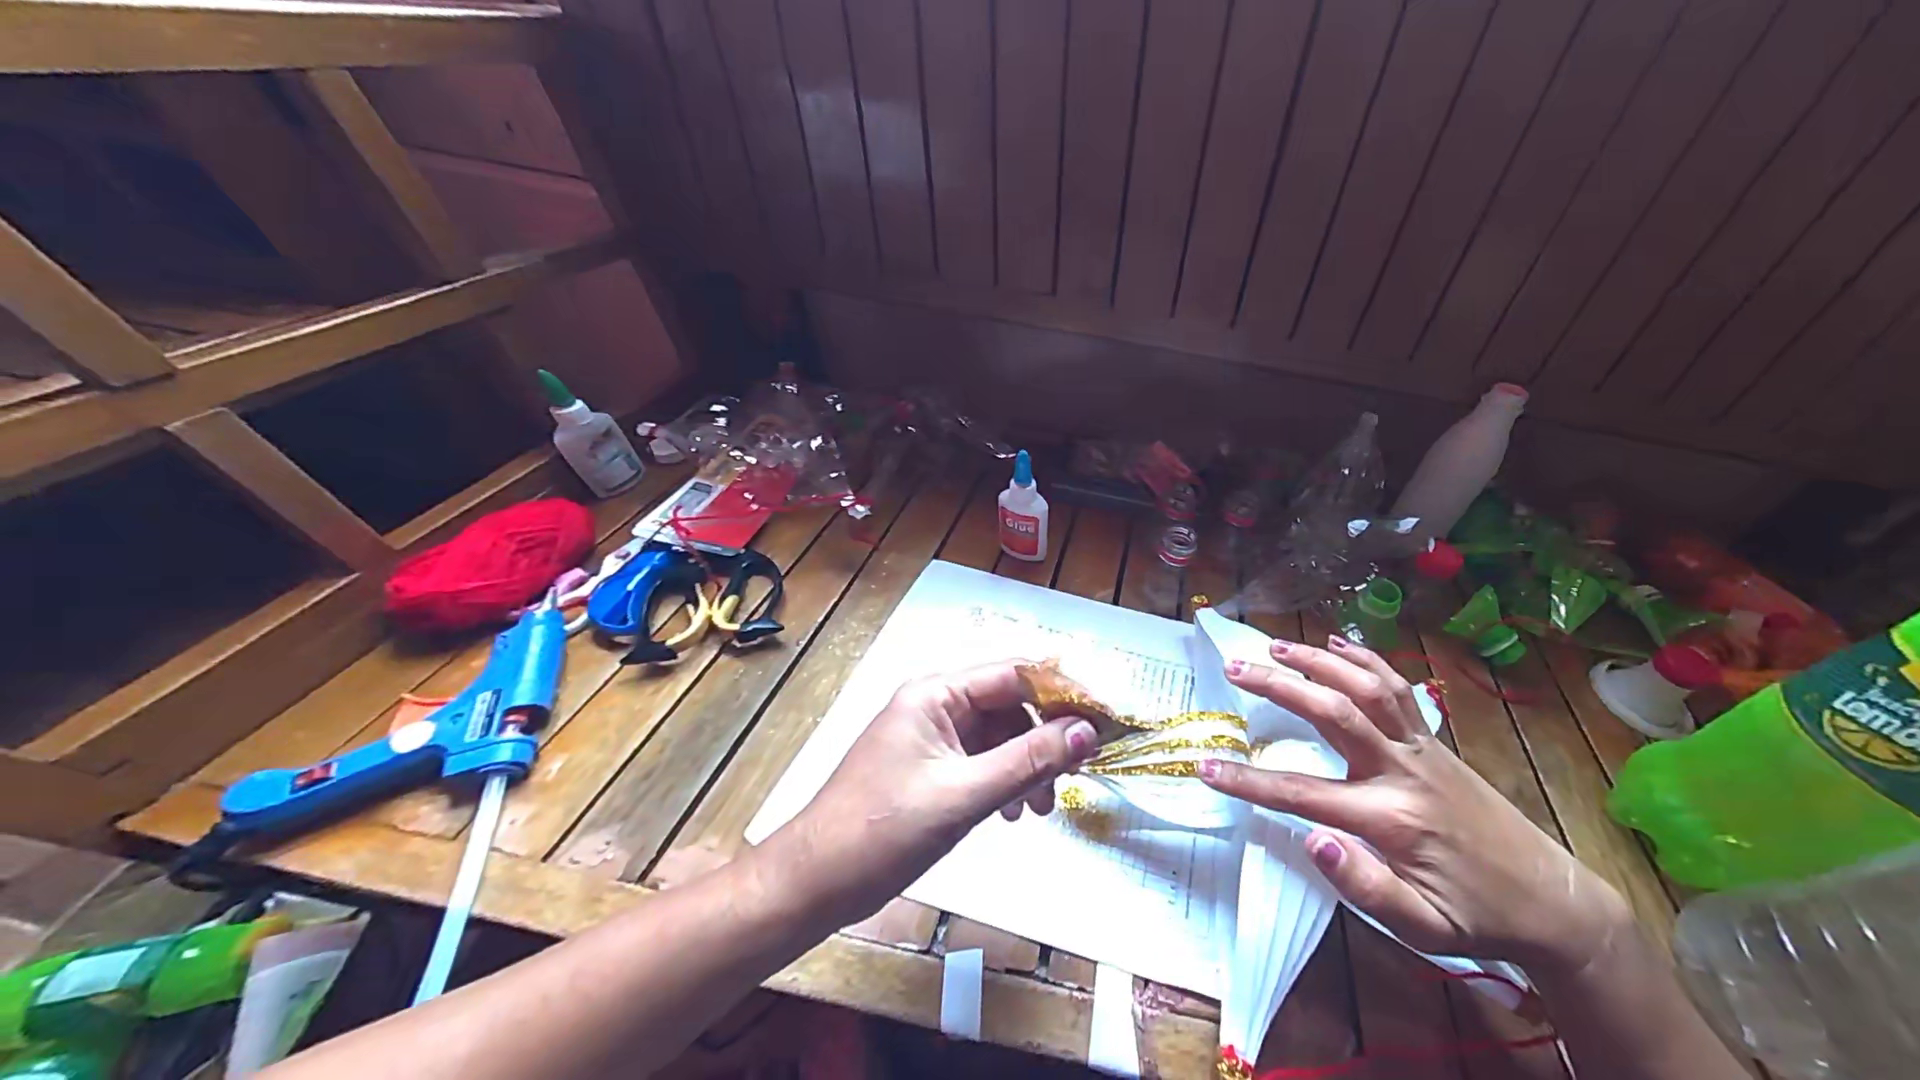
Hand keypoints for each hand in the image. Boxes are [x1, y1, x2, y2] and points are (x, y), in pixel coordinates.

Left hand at [765, 661, 1099, 925]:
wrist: (817, 881)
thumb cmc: (882, 830)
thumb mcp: (963, 795)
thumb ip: (1027, 761)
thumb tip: (1086, 732)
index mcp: (935, 695)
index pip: (1012, 675)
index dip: (1061, 694)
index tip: (1102, 721)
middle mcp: (934, 707)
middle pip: (1008, 707)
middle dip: (1044, 740)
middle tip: (1074, 776)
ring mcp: (931, 739)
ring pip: (998, 738)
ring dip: (1026, 767)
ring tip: (1039, 808)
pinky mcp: (930, 769)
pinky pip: (981, 763)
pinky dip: (1004, 783)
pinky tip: (1012, 813)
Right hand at [1200, 635, 1631, 971]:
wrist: (1555, 902)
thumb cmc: (1476, 916)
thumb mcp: (1423, 927)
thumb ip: (1366, 886)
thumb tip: (1311, 840)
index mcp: (1391, 818)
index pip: (1301, 792)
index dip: (1247, 781)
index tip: (1205, 767)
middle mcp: (1403, 770)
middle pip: (1334, 711)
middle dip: (1280, 686)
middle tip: (1236, 667)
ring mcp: (1422, 749)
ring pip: (1368, 688)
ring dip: (1320, 661)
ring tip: (1276, 645)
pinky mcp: (1435, 742)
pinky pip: (1400, 689)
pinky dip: (1367, 659)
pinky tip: (1338, 643)